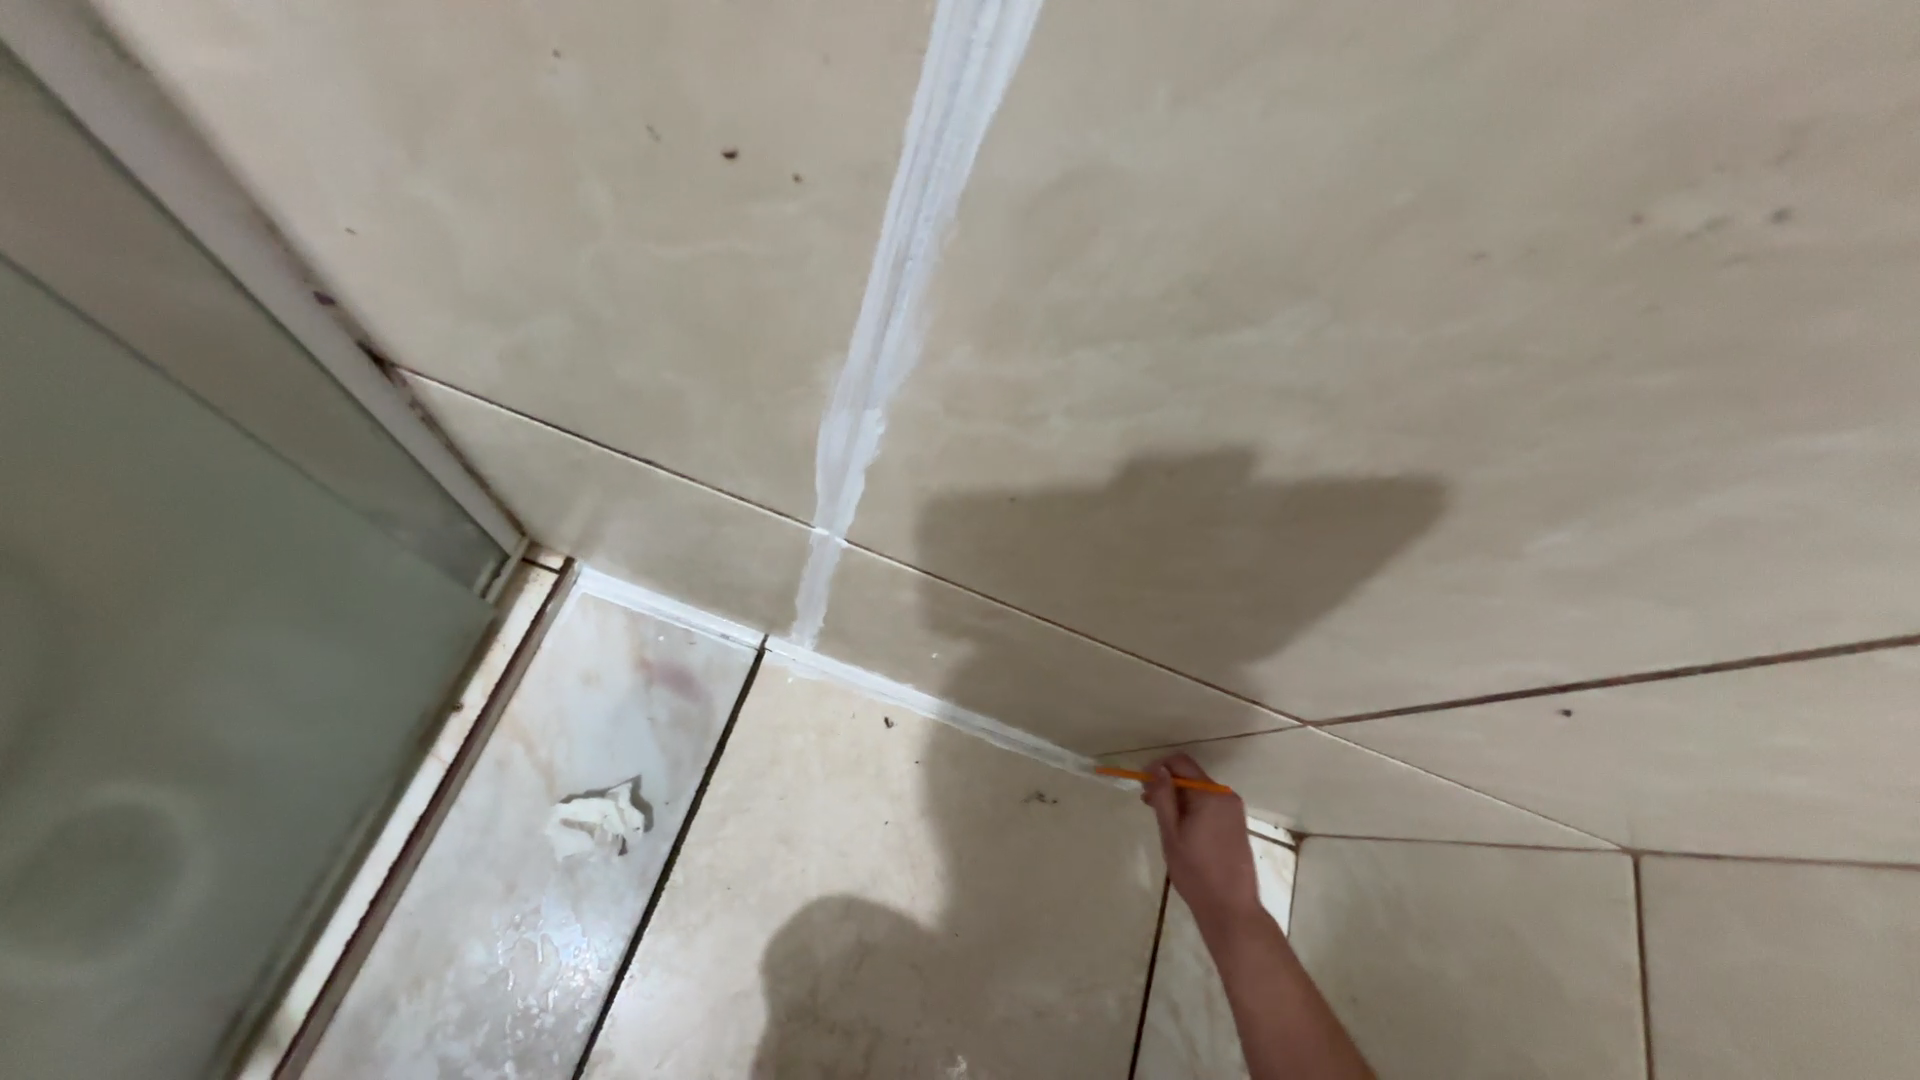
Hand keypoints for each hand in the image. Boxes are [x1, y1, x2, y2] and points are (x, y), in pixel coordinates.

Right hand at [1142, 753, 1262, 932]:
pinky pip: (1210, 804)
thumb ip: (1163, 797)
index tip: (1143, 785)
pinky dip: (1193, 807)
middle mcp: (1226, 795)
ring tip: (1163, 819)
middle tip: (1148, 804)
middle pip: (1191, 775)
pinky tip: (1182, 828)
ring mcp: (1234, 809)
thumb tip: (1157, 768)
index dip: (1158, 768)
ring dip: (1179, 797)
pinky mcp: (1236, 823)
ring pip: (1200, 791)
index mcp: (1210, 794)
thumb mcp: (1171, 833)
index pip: (1181, 762)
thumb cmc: (1195, 871)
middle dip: (1168, 784)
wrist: (1231, 908)